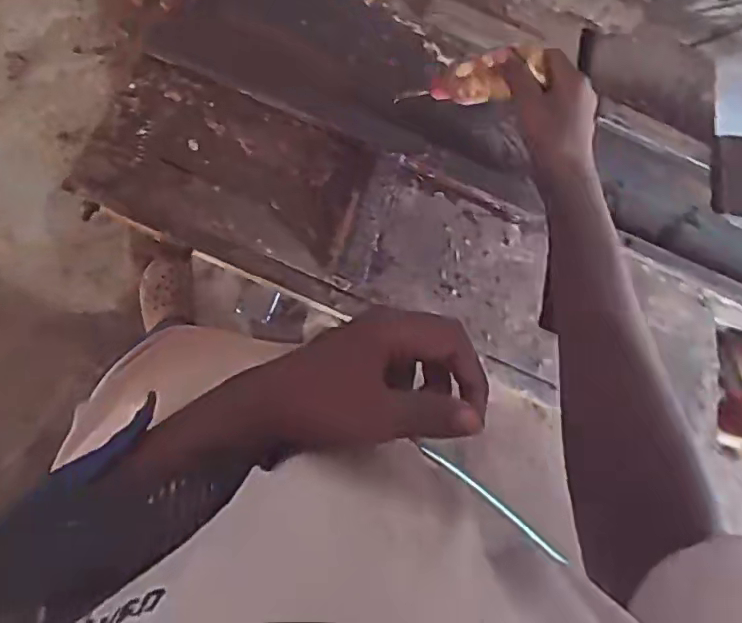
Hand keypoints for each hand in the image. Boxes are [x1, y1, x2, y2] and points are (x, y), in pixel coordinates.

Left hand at [240, 308, 488, 450]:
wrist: (266, 404)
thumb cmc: (325, 406)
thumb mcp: (383, 415)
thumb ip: (432, 413)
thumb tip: (475, 418)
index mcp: (391, 327)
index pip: (452, 337)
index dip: (472, 376)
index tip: (473, 419)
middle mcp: (380, 321)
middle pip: (437, 338)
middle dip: (453, 377)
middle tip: (454, 419)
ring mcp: (363, 334)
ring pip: (416, 349)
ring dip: (431, 381)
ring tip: (425, 418)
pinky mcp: (351, 350)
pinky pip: (394, 358)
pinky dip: (407, 381)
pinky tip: (395, 409)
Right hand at [499, 47, 598, 172]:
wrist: (566, 173)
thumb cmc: (547, 133)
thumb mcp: (527, 100)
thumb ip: (516, 74)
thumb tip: (505, 54)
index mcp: (574, 79)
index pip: (549, 54)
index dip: (526, 56)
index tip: (504, 65)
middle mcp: (582, 88)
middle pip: (552, 70)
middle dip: (527, 72)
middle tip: (504, 81)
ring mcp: (582, 106)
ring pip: (553, 87)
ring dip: (532, 88)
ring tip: (512, 97)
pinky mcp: (577, 122)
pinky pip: (556, 102)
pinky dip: (540, 101)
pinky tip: (527, 114)